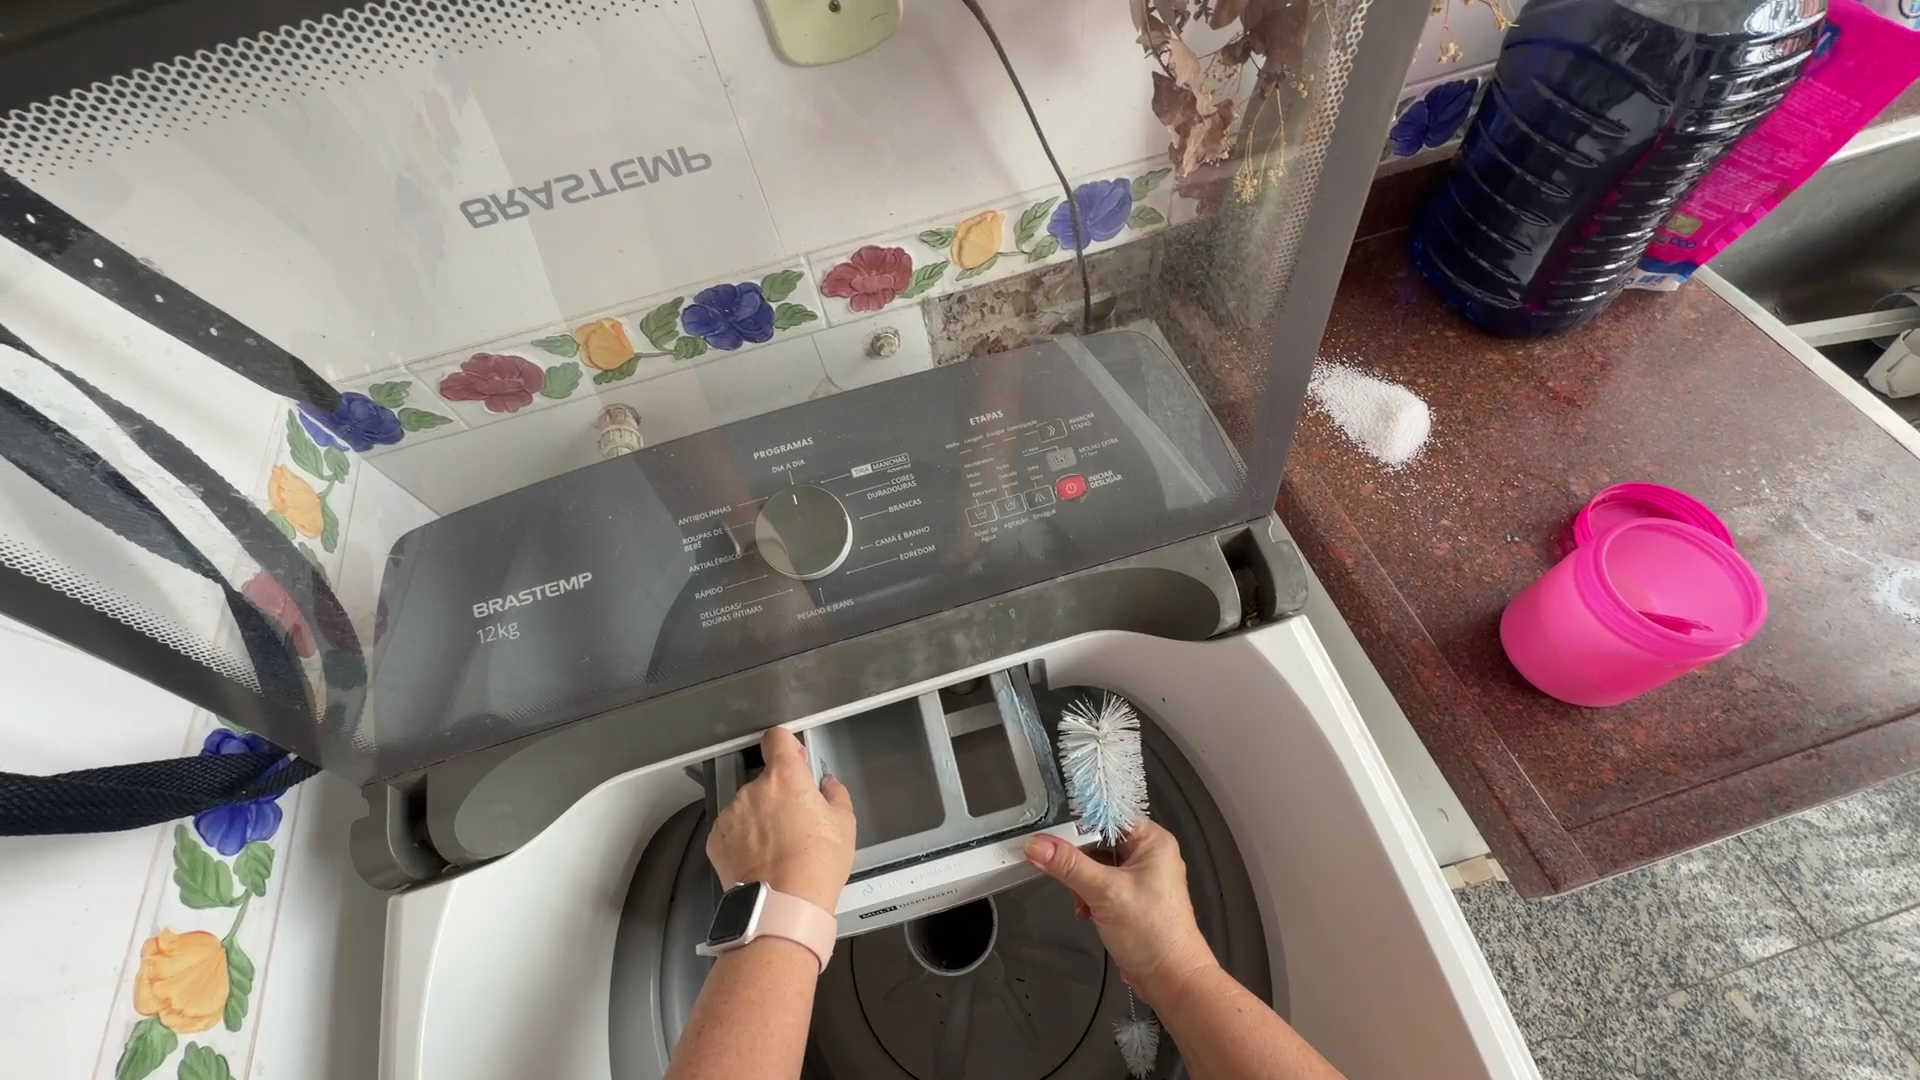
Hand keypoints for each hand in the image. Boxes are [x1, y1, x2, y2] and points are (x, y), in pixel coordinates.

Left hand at [707, 727, 856, 912]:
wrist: (784, 905)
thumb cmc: (816, 864)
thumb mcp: (844, 824)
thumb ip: (835, 794)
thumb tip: (828, 785)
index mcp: (785, 777)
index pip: (777, 738)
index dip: (786, 744)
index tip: (792, 756)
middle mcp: (753, 789)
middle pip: (765, 778)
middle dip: (778, 792)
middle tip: (795, 819)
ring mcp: (731, 814)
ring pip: (747, 805)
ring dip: (759, 816)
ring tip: (778, 845)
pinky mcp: (716, 840)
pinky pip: (732, 829)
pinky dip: (742, 838)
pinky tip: (760, 857)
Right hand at [1024, 820, 1217, 1009]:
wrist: (1174, 984)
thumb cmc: (1153, 934)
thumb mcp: (1105, 893)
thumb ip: (1069, 866)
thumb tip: (1036, 845)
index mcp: (1152, 840)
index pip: (1109, 815)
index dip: (1081, 822)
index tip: (1053, 831)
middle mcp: (1149, 853)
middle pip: (1100, 839)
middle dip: (1080, 861)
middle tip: (1068, 876)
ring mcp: (1143, 876)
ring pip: (1099, 863)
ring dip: (1084, 882)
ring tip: (1082, 903)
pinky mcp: (1134, 897)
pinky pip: (1103, 883)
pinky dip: (1091, 896)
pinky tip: (1087, 912)